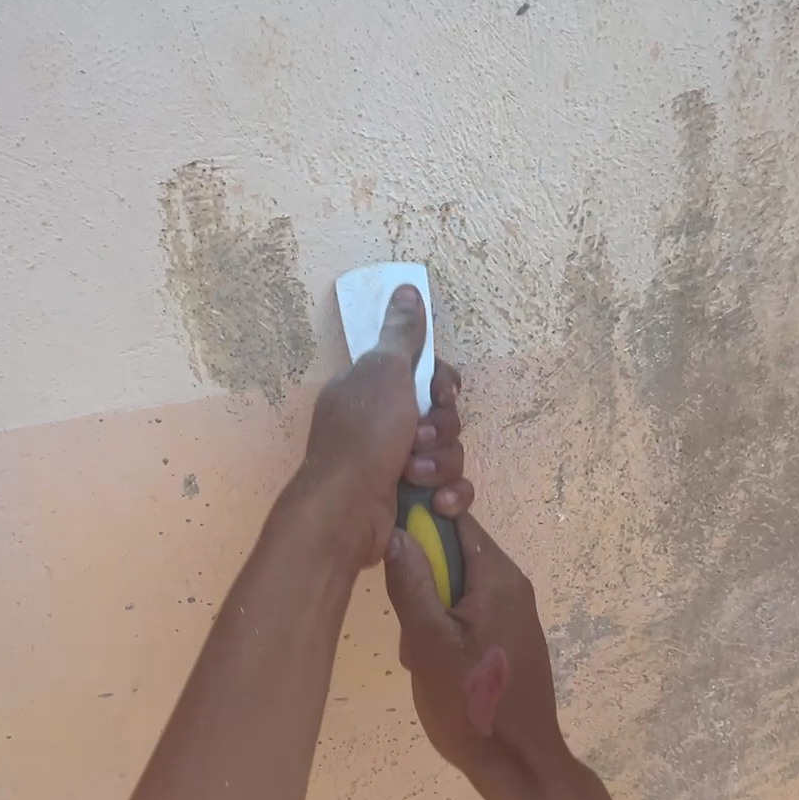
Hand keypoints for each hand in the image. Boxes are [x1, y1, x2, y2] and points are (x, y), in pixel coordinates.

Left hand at [295, 286, 473, 568]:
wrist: (347, 513)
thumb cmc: (364, 436)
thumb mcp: (384, 372)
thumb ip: (402, 333)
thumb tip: (407, 286)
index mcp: (375, 389)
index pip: (428, 376)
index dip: (442, 385)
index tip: (440, 394)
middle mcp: (386, 423)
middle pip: (444, 415)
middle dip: (440, 429)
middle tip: (418, 437)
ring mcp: (398, 463)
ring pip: (450, 453)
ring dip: (440, 463)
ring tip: (414, 473)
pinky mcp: (412, 498)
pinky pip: (451, 488)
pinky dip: (449, 494)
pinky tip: (437, 502)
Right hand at [383, 510, 566, 788]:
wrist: (520, 766)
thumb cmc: (470, 702)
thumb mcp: (427, 641)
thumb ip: (410, 583)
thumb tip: (394, 532)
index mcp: (497, 575)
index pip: (456, 518)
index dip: (421, 517)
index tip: (389, 535)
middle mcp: (511, 583)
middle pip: (455, 551)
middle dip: (423, 576)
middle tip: (406, 618)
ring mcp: (512, 611)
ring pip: (458, 585)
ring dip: (430, 607)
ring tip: (418, 651)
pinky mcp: (508, 635)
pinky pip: (469, 610)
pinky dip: (446, 626)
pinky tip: (434, 663)